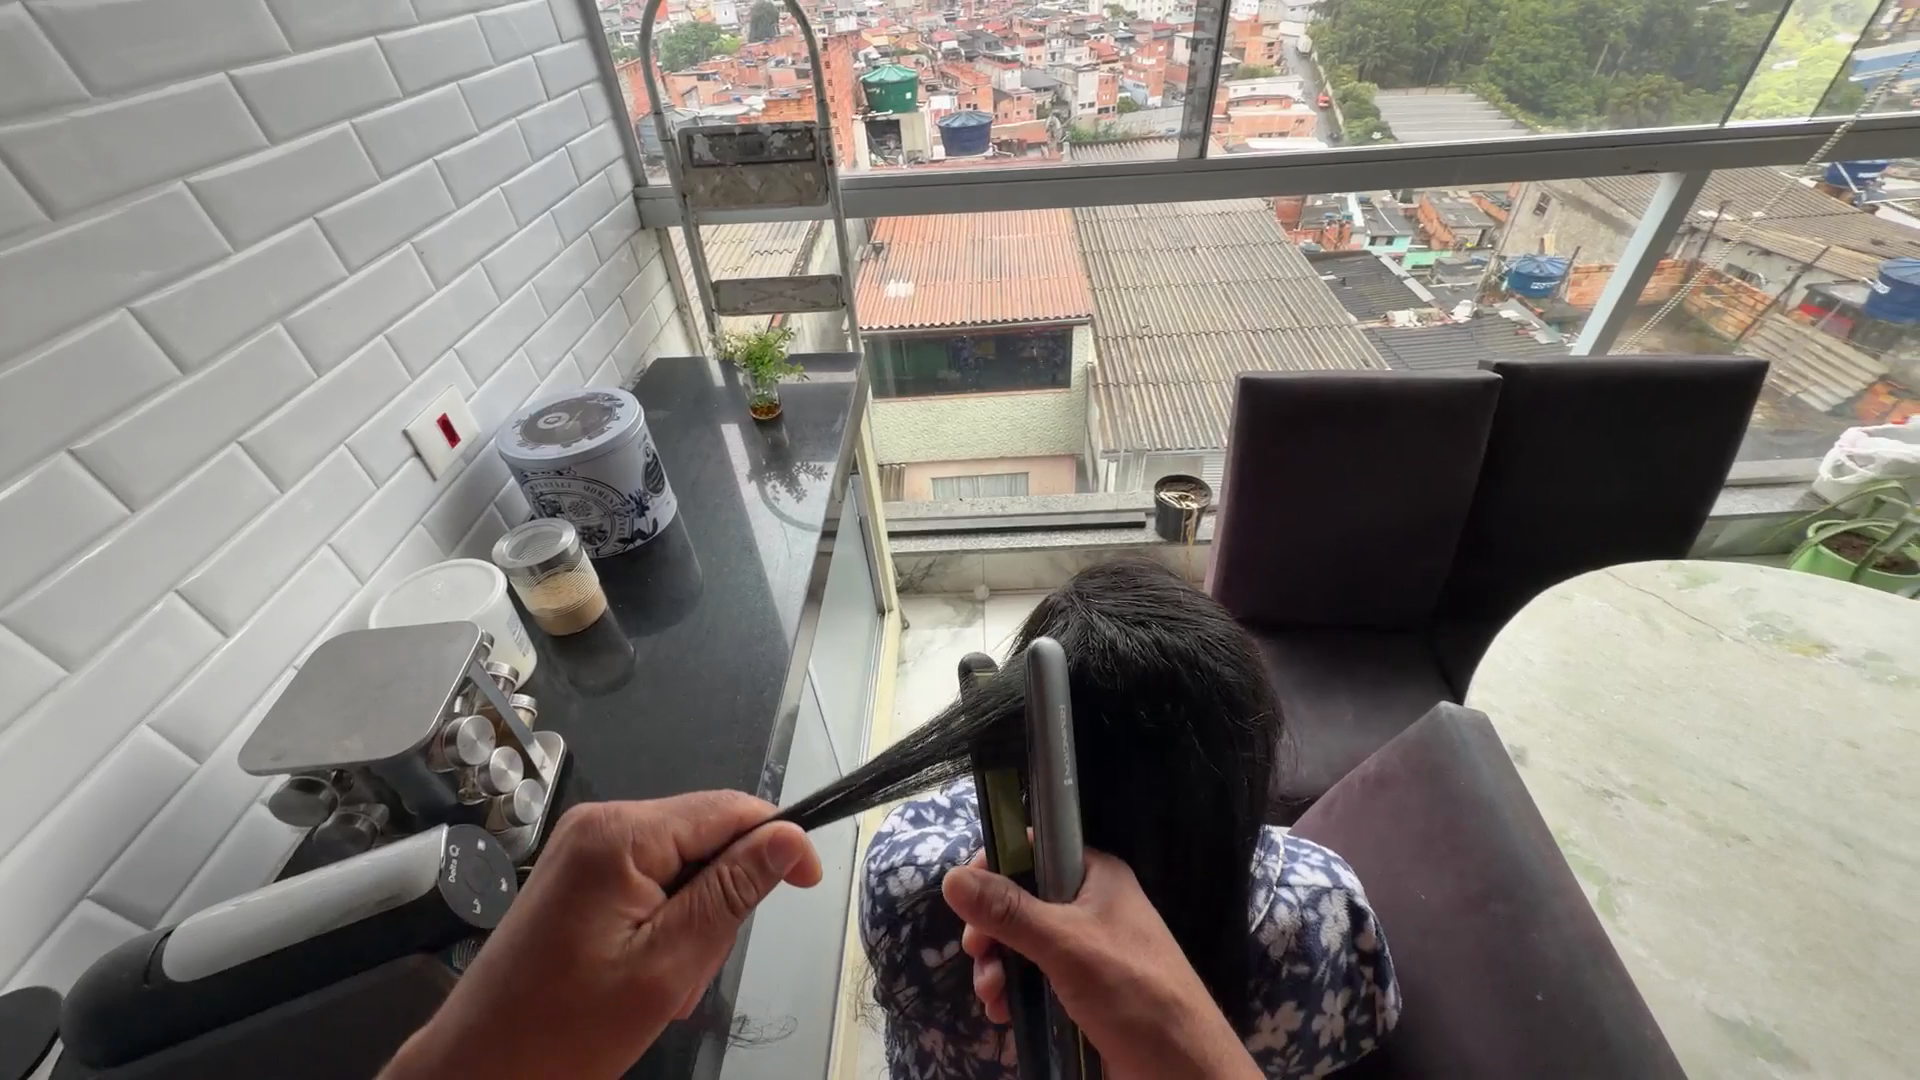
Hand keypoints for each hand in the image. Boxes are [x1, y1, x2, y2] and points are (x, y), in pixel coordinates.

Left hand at [381, 792, 821, 1079]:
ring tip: (666, 980)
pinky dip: (666, 918)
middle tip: (696, 967)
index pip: (730, 809)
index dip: (778, 840)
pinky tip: (645, 967)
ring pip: (685, 860)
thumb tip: (790, 837)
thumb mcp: (666, 966)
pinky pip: (653, 876)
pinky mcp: (580, 871)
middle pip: (707, 835)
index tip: (808, 883)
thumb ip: (733, 891)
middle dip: (720, 897)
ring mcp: (586, 845)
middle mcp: (603, 821)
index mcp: (621, 833)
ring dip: (694, 916)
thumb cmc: (563, 1035)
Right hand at [942, 850, 1259, 1079]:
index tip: (966, 894)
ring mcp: (1086, 948)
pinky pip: (1034, 975)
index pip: (1034, 847)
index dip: (996, 866)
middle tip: (976, 952)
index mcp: (1095, 874)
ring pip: (1023, 941)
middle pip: (1021, 898)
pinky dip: (1014, 991)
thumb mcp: (1066, 945)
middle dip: (991, 927)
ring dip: (998, 966)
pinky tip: (1003, 1015)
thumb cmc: (1133, 992)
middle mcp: (1089, 903)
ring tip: (991, 998)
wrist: (1186, 1075)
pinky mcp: (1083, 988)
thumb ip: (1009, 911)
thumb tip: (950, 877)